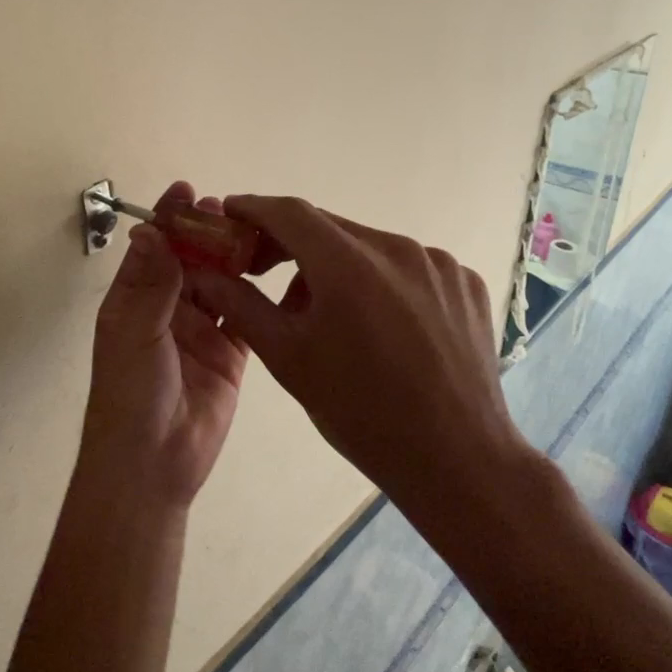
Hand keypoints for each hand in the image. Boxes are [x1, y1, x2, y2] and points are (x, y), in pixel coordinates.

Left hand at [79, 182, 248, 508]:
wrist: (152, 463)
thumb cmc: (131, 393)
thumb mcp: (134, 331)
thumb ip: (151, 283)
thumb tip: (151, 228)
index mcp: (134, 301)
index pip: (153, 249)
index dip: (168, 219)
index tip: (186, 190)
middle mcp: (167, 311)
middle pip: (189, 262)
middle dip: (205, 234)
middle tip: (230, 209)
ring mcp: (200, 332)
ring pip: (219, 284)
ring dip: (231, 259)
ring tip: (254, 231)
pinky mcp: (229, 355)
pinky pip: (244, 317)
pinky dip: (255, 294)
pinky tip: (273, 270)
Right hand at [182, 195, 531, 516]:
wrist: (458, 461)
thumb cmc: (360, 413)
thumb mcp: (288, 359)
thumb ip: (241, 305)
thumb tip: (204, 272)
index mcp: (349, 264)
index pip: (289, 212)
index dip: (253, 209)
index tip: (229, 216)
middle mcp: (398, 248)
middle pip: (328, 227)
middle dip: (289, 243)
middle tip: (261, 271)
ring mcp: (439, 263)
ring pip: (368, 246)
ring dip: (336, 265)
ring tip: (325, 314)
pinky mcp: (466, 282)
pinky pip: (407, 265)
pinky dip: (380, 281)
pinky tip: (378, 325)